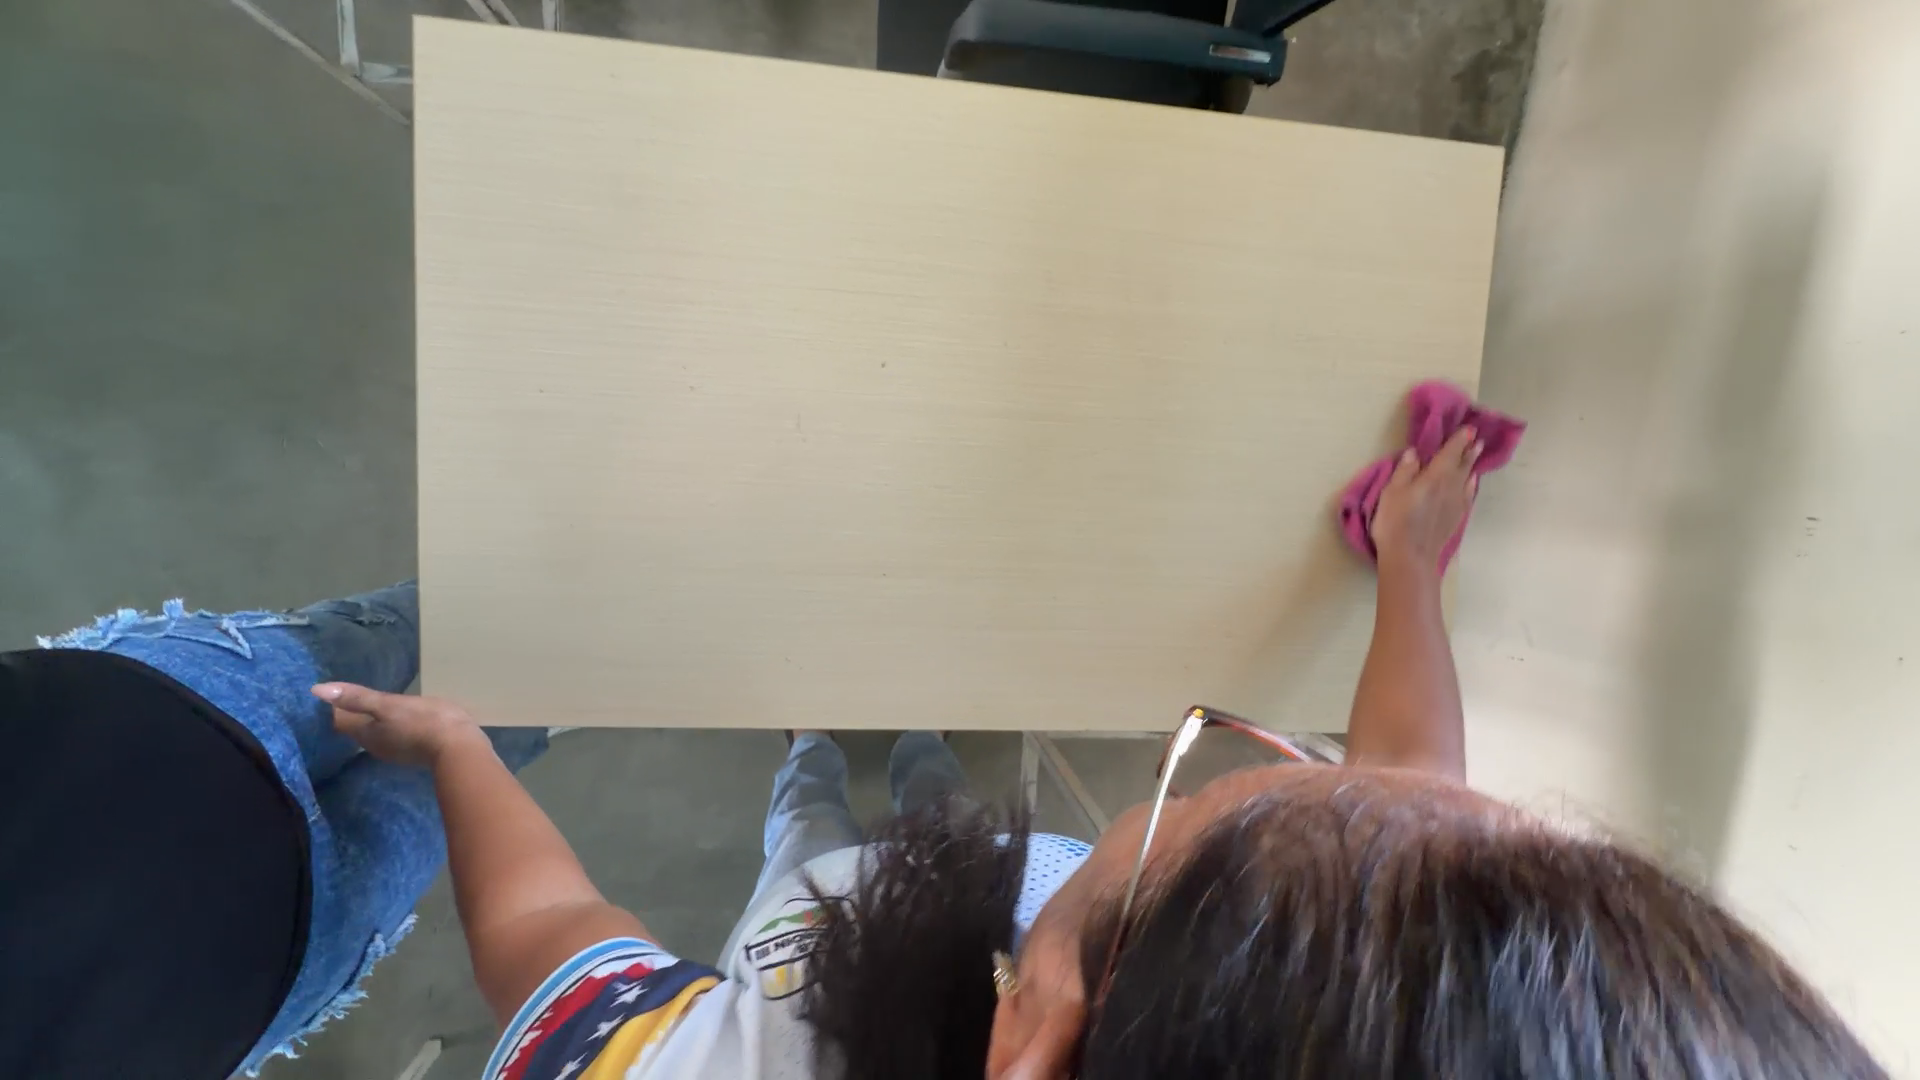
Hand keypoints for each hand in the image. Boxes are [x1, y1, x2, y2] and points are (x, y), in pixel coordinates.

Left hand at [314, 682, 487, 767]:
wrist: (459, 748)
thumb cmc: (425, 722)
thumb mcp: (392, 705)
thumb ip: (358, 697)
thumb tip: (316, 690)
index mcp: (366, 733)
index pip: (338, 721)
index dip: (332, 708)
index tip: (330, 695)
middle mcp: (374, 745)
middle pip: (357, 729)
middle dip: (354, 715)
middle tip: (354, 698)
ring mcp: (395, 751)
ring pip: (376, 734)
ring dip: (374, 722)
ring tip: (378, 707)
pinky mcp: (414, 752)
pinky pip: (395, 737)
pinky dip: (393, 728)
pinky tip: (403, 721)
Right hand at [1370, 426, 1481, 570]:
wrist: (1410, 555)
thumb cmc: (1396, 521)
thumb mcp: (1392, 492)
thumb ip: (1405, 471)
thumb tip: (1415, 453)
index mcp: (1435, 475)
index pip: (1450, 452)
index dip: (1459, 440)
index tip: (1468, 429)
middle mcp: (1452, 486)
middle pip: (1462, 464)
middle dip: (1468, 450)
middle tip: (1476, 439)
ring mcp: (1457, 502)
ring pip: (1467, 478)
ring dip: (1471, 465)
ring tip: (1475, 455)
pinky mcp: (1456, 516)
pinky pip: (1467, 494)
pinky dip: (1470, 484)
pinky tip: (1470, 482)